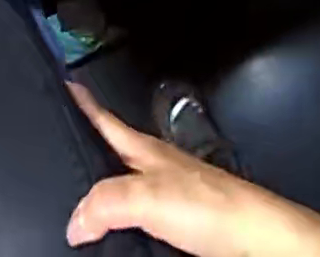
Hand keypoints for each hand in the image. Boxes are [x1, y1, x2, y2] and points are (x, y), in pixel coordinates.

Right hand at [66, 82, 319, 256]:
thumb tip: (74, 219)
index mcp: (146, 150)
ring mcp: (169, 190)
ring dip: (106, 182)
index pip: (108, 121)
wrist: (251, 234)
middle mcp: (156, 165)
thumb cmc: (209, 203)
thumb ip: (109, 200)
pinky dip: (120, 217)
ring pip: (127, 180)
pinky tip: (116, 230)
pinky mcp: (179, 219)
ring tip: (84, 191)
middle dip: (91, 143)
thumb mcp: (150, 196)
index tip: (69, 85)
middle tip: (68, 139)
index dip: (87, 104)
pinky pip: (138, 212)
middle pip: (116, 149)